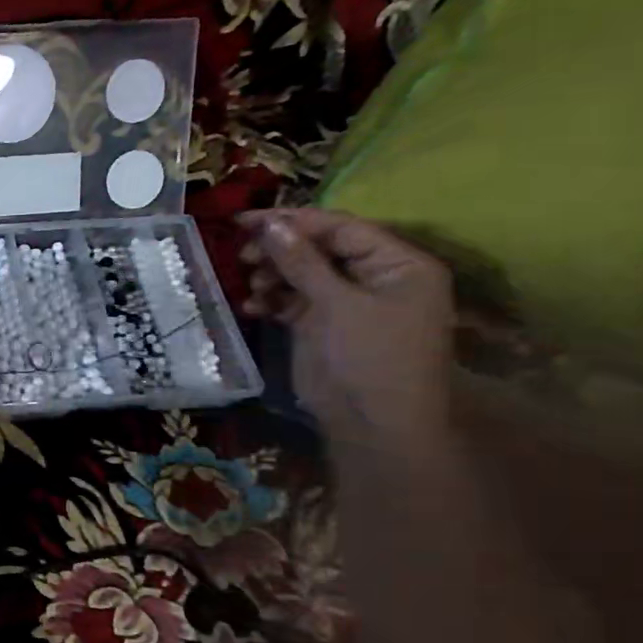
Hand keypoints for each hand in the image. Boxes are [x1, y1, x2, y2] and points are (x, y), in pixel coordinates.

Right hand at [238, 209, 453, 444]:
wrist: (370, 422)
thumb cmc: (369, 357)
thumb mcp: (337, 305)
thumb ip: (303, 263)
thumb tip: (271, 224)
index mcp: (399, 264)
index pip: (343, 229)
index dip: (296, 221)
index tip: (247, 220)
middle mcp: (375, 278)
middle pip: (320, 249)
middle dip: (280, 250)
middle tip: (243, 254)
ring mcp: (347, 303)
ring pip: (301, 274)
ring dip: (272, 276)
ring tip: (249, 284)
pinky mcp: (322, 325)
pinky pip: (292, 301)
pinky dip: (270, 301)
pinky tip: (251, 307)